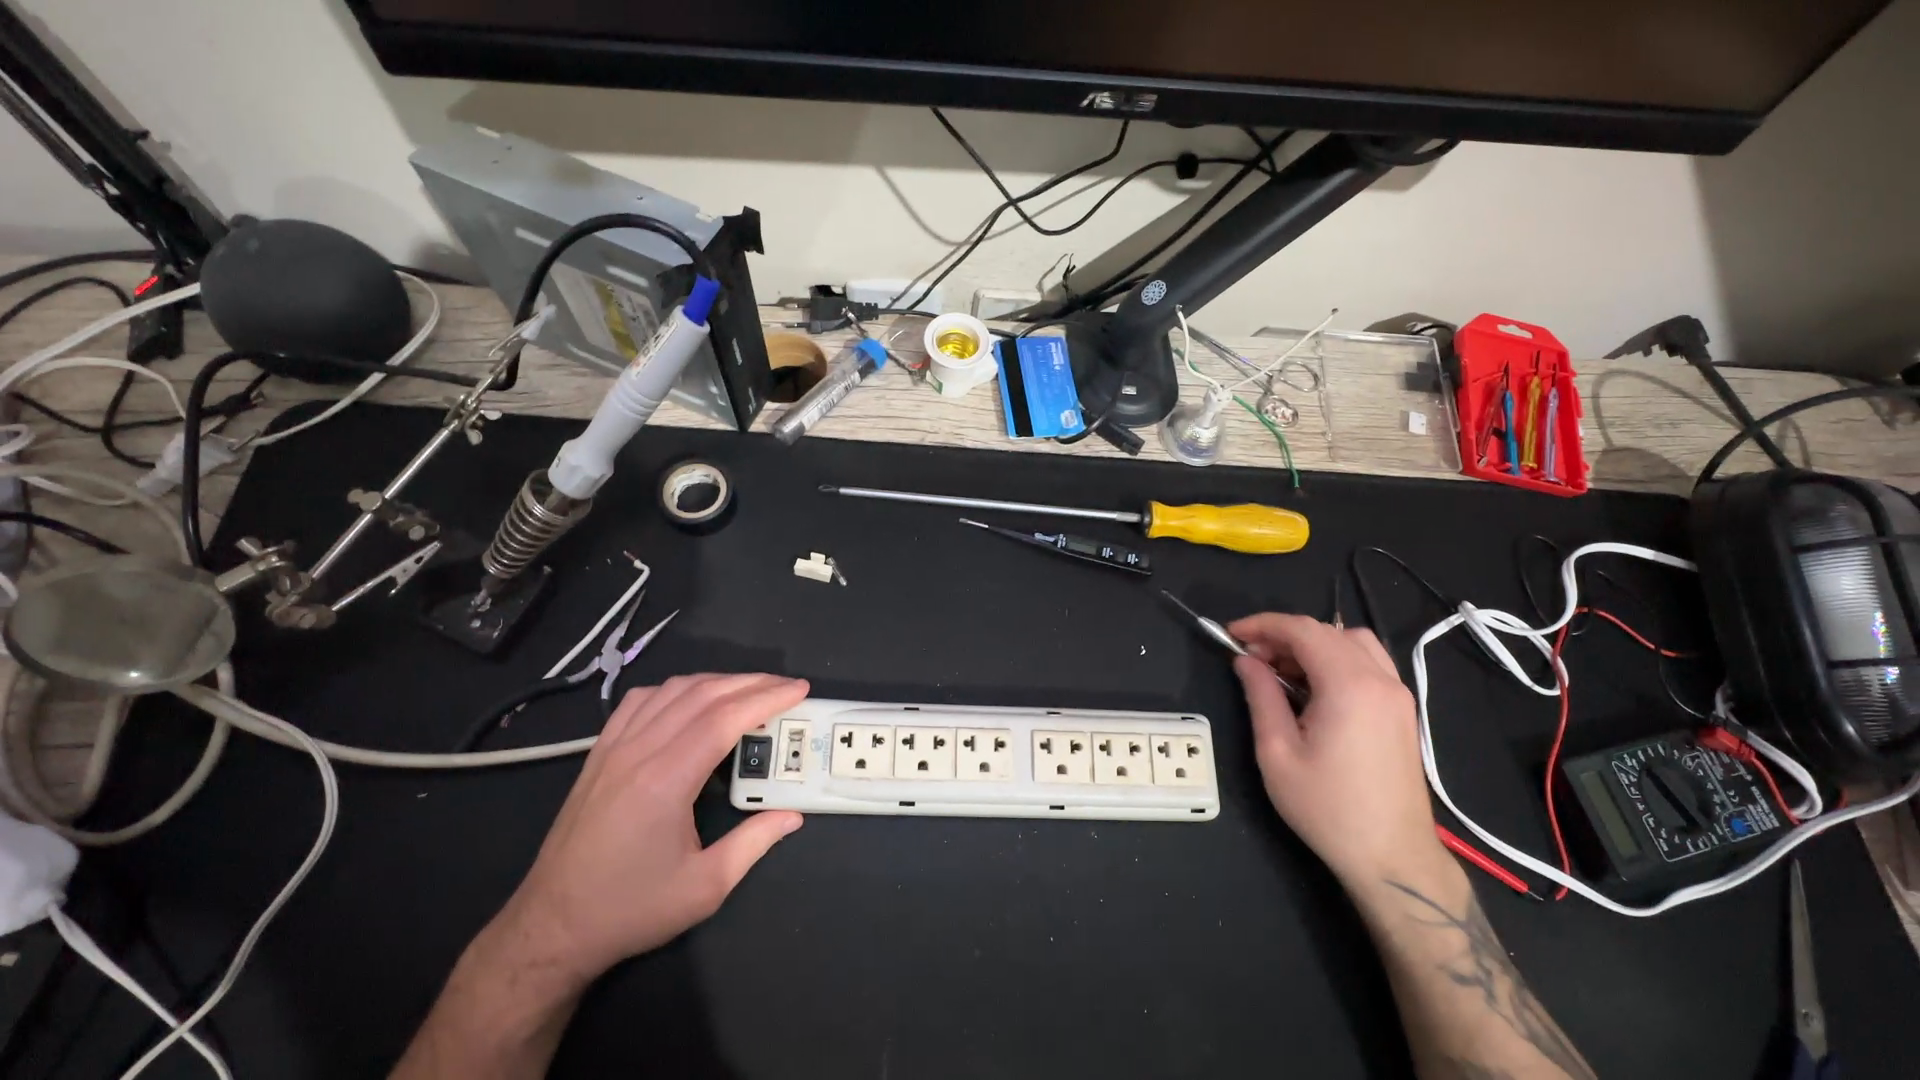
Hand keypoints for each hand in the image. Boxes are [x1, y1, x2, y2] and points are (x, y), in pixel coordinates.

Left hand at [489, 673, 809, 983]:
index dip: (765, 699)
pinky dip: (674, 690)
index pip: (723, 719)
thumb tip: (792, 815)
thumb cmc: (632, 908)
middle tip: (786, 687)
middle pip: (701, 695)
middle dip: (750, 683)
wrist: (553, 925)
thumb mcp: (705, 887)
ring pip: (670, 691)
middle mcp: (638, 752)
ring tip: (748, 691)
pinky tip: (691, 701)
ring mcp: (612, 748)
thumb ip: (753, 844)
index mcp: (666, 780)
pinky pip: (639, 702)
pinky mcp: (598, 755)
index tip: (798, 690)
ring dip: (715, 682)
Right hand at [1227, 614, 1447, 886]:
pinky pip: (1369, 664)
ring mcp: (1399, 694)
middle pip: (1328, 631)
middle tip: (1250, 660)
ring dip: (1313, 645)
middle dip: (1284, 635)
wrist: (1392, 855)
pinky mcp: (1403, 711)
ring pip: (1353, 642)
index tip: (1231, 635)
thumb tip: (1246, 661)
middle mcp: (1380, 679)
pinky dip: (1337, 660)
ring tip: (1281, 673)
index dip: (1263, 624)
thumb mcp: (1277, 753)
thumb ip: (1261, 697)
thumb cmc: (1327, 808)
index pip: (1303, 630)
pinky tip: (1314, 689)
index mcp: (1349, 685)